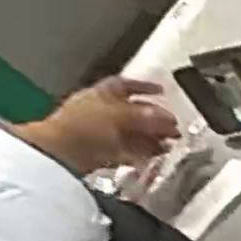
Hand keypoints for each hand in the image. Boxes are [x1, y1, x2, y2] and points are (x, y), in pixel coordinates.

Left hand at [28, 77, 179, 173]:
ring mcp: (106, 133)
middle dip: (156, 119)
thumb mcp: (117, 115)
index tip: (162, 90)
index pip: (126, 85)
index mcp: (103, 95)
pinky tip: (158, 155)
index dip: (144, 86)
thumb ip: (142, 116)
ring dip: (154, 138)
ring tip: (171, 144)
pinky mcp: (108, 153)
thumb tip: (166, 118)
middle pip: (135, 113)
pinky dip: (146, 152)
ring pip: (135, 133)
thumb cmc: (85, 127)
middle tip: (175, 127)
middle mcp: (105, 112)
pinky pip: (131, 151)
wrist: (66, 153)